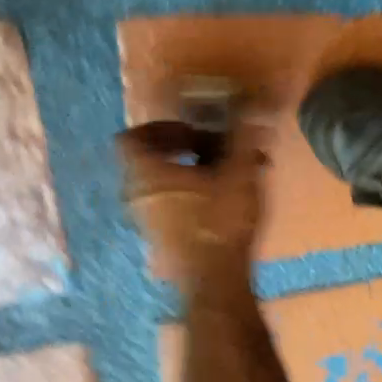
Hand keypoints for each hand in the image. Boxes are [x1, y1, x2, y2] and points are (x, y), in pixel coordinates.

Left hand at [118, 121, 271, 289]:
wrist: (213, 276)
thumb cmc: (222, 218)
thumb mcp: (240, 171)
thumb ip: (242, 137)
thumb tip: (251, 105)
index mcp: (147, 172)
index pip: (130, 137)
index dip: (160, 127)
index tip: (194, 128)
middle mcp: (136, 191)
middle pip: (151, 156)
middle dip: (189, 145)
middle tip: (222, 146)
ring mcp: (145, 215)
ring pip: (164, 178)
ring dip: (196, 167)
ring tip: (234, 170)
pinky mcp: (159, 231)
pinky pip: (170, 197)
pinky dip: (194, 187)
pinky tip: (227, 195)